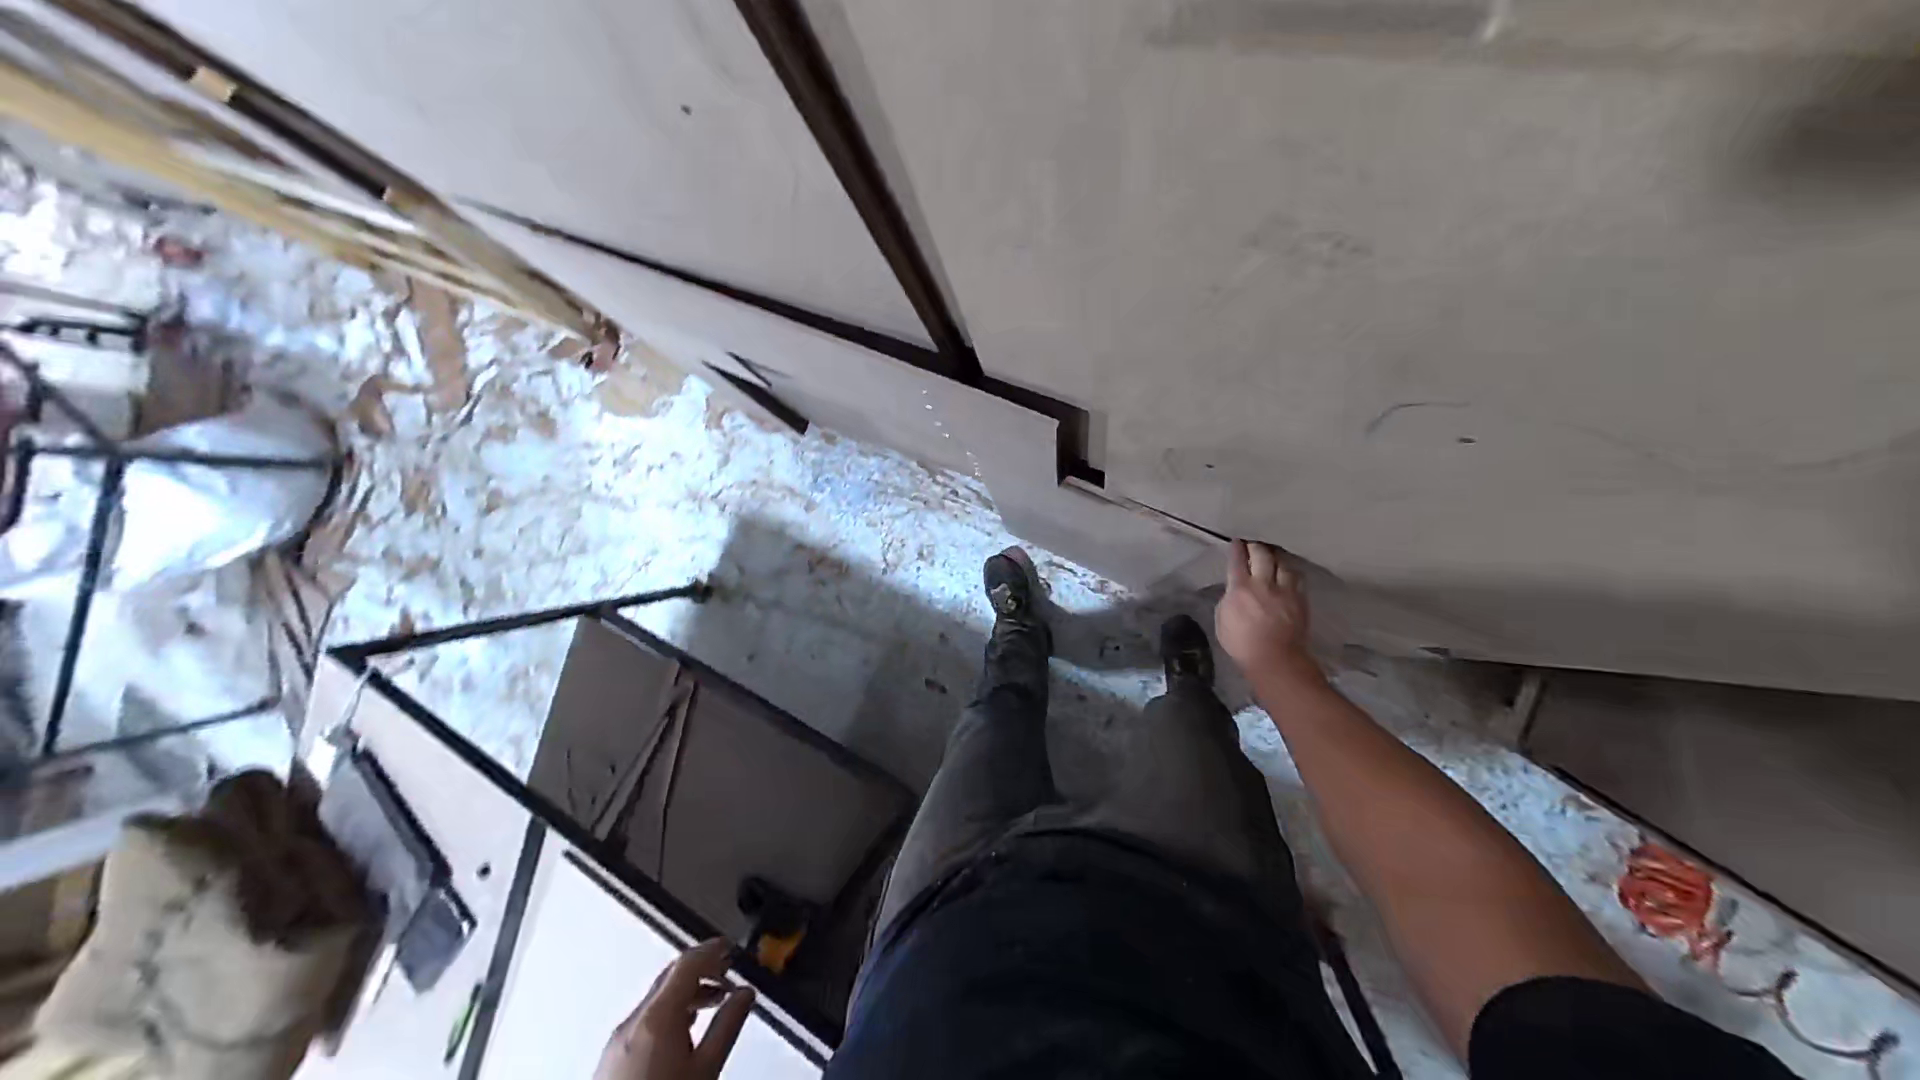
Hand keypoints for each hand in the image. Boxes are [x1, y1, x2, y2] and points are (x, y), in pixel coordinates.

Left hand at [594, 938, 754, 1079]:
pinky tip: (685, 1030)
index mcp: (657, 1018)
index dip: (712, 950)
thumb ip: (728, 1026)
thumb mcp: (705, 1070)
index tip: (729, 948)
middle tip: (726, 969)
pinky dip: (670, 1011)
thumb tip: (744, 997)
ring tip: (713, 1000)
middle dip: (701, 968)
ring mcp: (618, 1041)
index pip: (688, 963)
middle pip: (670, 977)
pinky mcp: (612, 1059)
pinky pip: (645, 1019)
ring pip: (657, 998)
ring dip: (687, 991)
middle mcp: (633, 1023)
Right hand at [1215, 539, 1320, 686]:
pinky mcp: (1300, 599)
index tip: (1236, 542)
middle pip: (1262, 555)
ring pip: (1283, 563)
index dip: (1236, 548)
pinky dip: (1290, 571)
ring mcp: (1285, 590)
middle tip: (1253, 544)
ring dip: (1276, 557)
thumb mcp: (1222, 619)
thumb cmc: (1242, 644)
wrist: (1275, 659)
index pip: (1237, 560)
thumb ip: (1229, 599)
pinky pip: (1297, 577)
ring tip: (1273, 555)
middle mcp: (1264, 584)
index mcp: (1240, 588)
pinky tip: (1288, 572)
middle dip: (1256, 546)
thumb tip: (1235, 591)